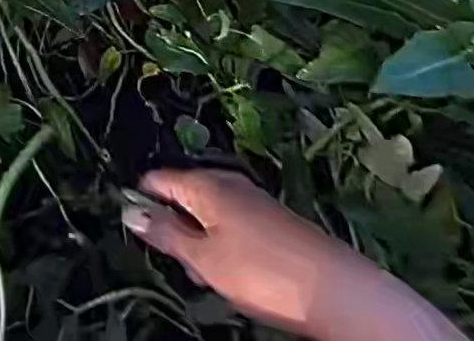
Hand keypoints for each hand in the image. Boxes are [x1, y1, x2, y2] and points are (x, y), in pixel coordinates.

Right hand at [122, 169, 466, 340]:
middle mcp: (226, 181)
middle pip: (183, 194)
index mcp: (203, 183)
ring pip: (209, 210)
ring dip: (201, 237)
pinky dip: (225, 241)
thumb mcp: (204, 259)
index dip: (142, 201)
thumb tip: (128, 210)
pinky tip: (238, 272)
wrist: (345, 294)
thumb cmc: (263, 274)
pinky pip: (233, 221)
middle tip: (181, 263)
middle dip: (175, 224)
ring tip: (211, 274)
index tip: (139, 230)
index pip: (156, 179)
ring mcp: (253, 198)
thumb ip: (166, 233)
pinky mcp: (274, 219)